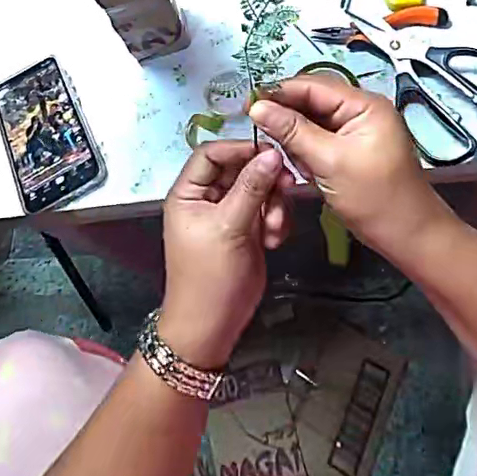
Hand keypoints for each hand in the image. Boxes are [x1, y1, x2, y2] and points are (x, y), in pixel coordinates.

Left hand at [159, 142, 291, 369]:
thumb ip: (252, 187)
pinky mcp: (248, 228)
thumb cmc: (210, 277)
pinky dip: (276, 220)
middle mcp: (207, 198)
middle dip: (265, 180)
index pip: (211, 153)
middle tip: (287, 185)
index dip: (240, 148)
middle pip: (240, 169)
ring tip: (276, 228)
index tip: (270, 152)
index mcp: (189, 193)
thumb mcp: (230, 227)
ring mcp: (229, 213)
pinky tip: (275, 240)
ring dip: (274, 204)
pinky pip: (268, 208)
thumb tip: (272, 153)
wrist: (213, 327)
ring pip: (259, 188)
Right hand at [248, 75, 456, 260]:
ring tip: (281, 151)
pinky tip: (298, 164)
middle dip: (286, 115)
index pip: (314, 86)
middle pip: (313, 101)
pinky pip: (321, 139)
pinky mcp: (352, 150)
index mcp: (365, 104)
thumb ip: (293, 131)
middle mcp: (362, 110)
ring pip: (314, 121)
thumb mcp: (329, 161)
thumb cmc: (375, 198)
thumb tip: (258, 106)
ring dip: (295, 135)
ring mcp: (357, 131)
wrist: (408, 235)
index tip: (249, 104)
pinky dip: (306, 150)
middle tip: (257, 128)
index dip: (280, 92)